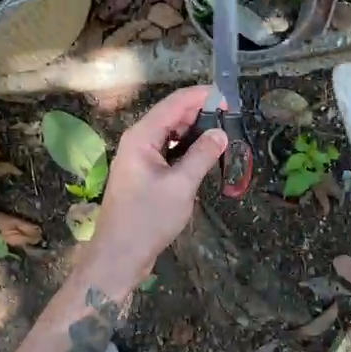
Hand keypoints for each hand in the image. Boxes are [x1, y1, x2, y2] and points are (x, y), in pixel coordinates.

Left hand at [83, 85, 227, 281]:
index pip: (174, 104)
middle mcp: (138, 141)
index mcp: (141, 137)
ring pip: (171, 135)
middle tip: (232, 118)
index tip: (229, 97)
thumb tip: (221, 133)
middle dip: (201, 113)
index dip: (201, 96)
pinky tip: (205, 156)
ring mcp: (140, 158)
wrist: (119, 255)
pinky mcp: (144, 174)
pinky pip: (168, 152)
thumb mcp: (181, 186)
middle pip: (172, 116)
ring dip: (195, 133)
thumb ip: (202, 156)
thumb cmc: (148, 218)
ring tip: (224, 134)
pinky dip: (187, 150)